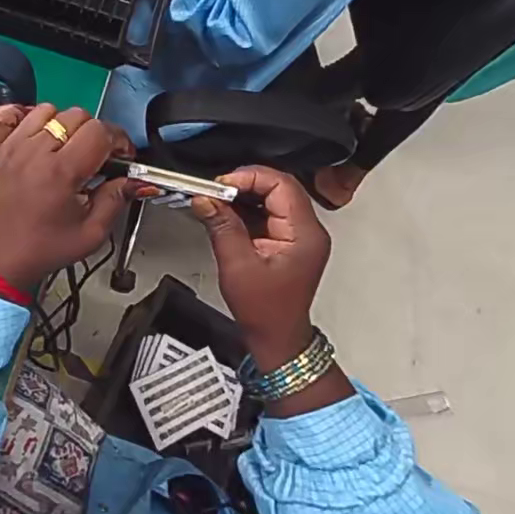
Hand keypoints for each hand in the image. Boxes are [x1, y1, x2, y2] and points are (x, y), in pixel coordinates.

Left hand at [0, 104, 136, 291]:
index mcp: (60, 173)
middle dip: (95, 133)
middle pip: (76, 116)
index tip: (121, 156)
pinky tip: (38, 133)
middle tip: (99, 157)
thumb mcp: (92, 232)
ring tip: (69, 149)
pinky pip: (8, 115)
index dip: (118, 140)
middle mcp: (34, 154)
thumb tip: (134, 179)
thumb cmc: (44, 247)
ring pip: (48, 110)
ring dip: (64, 124)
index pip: (99, 131)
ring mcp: (14, 148)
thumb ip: (116, 199)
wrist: (6, 256)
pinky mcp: (0, 150)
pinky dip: (25, 117)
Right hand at [190, 166, 331, 367]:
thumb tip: (206, 200)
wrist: (276, 336)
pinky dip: (245, 210)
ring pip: (272, 198)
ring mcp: (298, 235)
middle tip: (216, 190)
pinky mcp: (287, 240)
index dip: (250, 178)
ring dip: (243, 196)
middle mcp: (307, 231)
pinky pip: (267, 213)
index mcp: (304, 234)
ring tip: (217, 202)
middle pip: (279, 187)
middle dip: (244, 184)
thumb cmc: (266, 310)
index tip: (222, 184)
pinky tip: (227, 216)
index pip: (281, 185)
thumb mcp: (237, 265)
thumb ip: (222, 227)